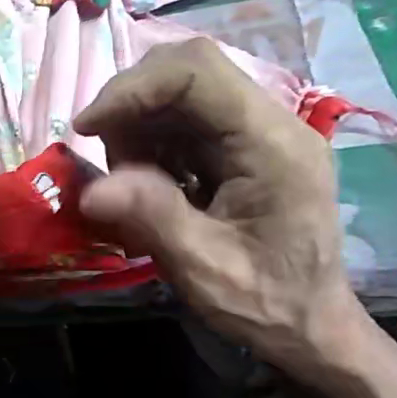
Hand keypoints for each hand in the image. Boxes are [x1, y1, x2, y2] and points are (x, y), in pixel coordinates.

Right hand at [71, 38, 368, 371]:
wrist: (310, 328)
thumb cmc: (265, 303)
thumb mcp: (204, 269)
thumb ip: (153, 219)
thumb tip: (89, 189)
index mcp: (272, 145)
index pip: (198, 73)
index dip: (133, 88)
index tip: (87, 129)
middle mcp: (267, 124)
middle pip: (185, 69)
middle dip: (129, 103)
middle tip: (104, 156)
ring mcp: (253, 132)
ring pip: (176, 90)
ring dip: (134, 124)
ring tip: (127, 180)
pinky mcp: (236, 146)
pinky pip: (178, 119)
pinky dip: (145, 140)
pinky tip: (144, 181)